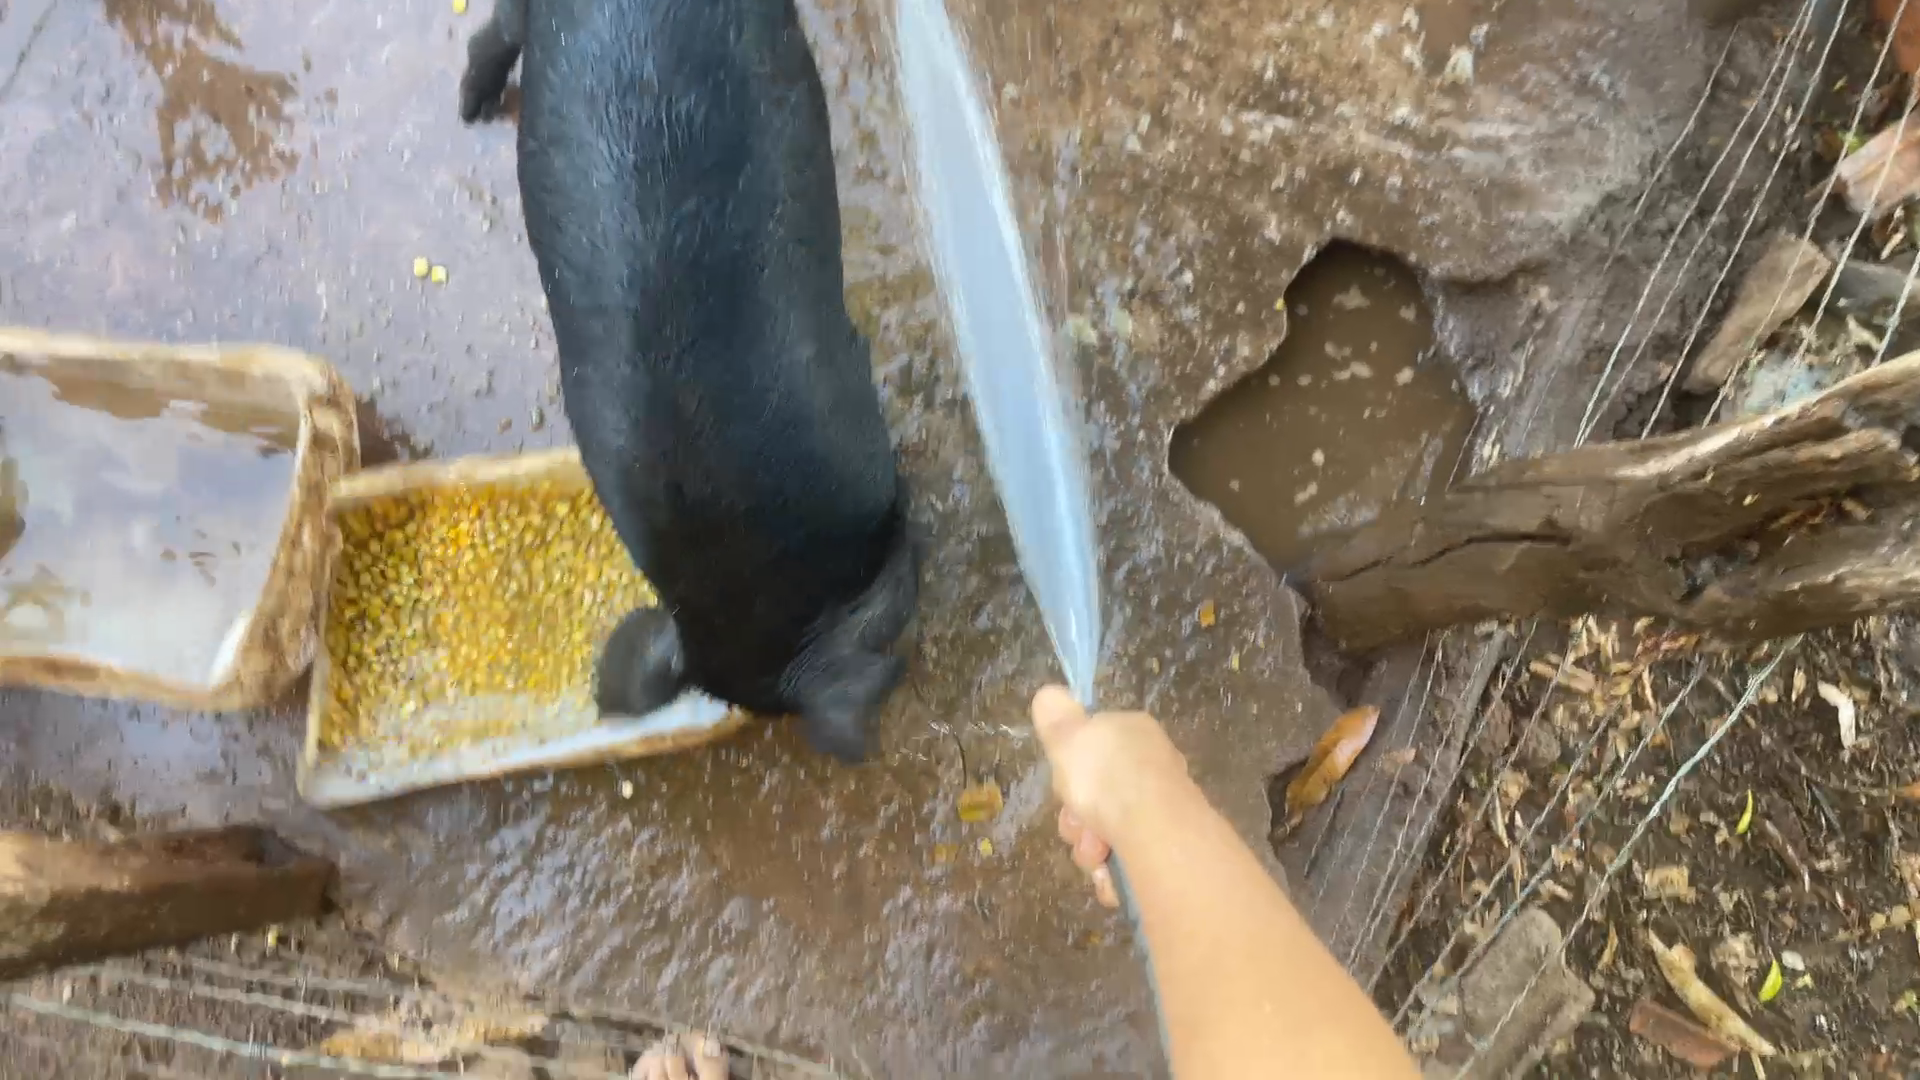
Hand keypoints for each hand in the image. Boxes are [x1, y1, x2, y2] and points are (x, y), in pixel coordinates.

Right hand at [1029, 685, 1191, 907]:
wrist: (1153, 828)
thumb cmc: (1106, 776)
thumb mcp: (1067, 735)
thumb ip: (1054, 716)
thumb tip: (1049, 693)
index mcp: (1133, 732)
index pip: (1093, 744)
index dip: (1070, 768)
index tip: (1063, 784)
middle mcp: (1152, 765)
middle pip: (1096, 793)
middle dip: (1076, 816)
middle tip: (1075, 825)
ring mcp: (1163, 807)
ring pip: (1107, 829)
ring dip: (1089, 846)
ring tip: (1095, 852)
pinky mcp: (1168, 847)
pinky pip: (1127, 859)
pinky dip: (1112, 870)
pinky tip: (1108, 871)